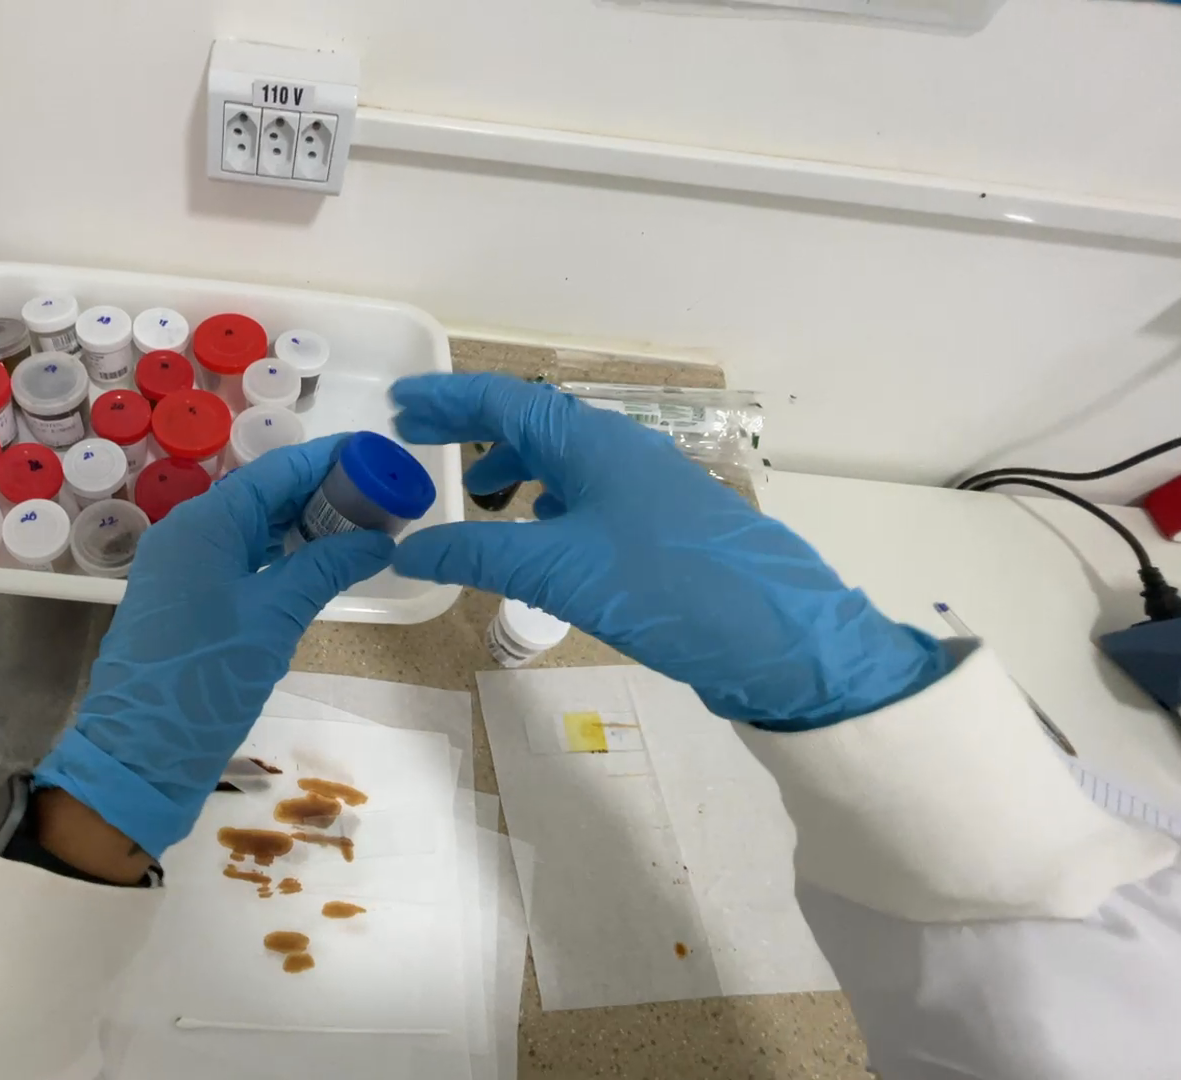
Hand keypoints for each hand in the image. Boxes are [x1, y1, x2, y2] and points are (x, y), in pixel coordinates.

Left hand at [32, 436, 393, 855]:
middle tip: (378, 495)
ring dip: (301, 524)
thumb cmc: (206, 678)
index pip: (276, 470)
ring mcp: (183, 566)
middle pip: (263, 494)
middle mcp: (188, 532)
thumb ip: (326, 568)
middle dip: (321, 491)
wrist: (140, 755)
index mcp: (204, 522)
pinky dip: (278, 555)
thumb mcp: (275, 617)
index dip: (328, 459)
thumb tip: (380, 539)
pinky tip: (315, 561)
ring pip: (251, 528)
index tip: (376, 455)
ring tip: (358, 526)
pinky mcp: (186, 597)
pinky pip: (239, 558)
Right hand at [389, 374, 948, 727]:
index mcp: (590, 442)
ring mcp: (641, 485)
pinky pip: (584, 491)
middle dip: (470, 426)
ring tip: (473, 488)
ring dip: (509, 463)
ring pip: (559, 458)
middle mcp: (615, 450)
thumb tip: (405, 551)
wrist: (780, 641)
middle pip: (528, 423)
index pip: (502, 402)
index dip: (447, 398)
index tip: (400, 400)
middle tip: (418, 436)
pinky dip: (545, 498)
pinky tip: (540, 524)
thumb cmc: (662, 586)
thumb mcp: (555, 570)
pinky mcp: (656, 521)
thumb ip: (475, 555)